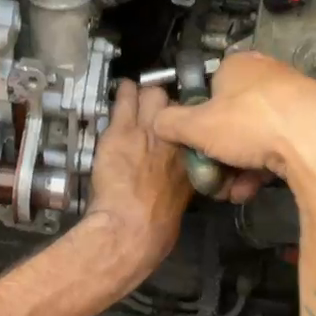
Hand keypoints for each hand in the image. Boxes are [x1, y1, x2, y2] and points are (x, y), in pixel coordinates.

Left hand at [81, 80, 193, 280]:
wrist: (131, 225)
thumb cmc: (156, 226)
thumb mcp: (181, 202)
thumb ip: (182, 183)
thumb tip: (177, 180)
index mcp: (193, 158)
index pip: (194, 126)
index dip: (184, 123)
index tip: (178, 125)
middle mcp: (176, 139)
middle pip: (177, 104)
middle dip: (168, 106)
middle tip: (156, 111)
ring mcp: (149, 131)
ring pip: (154, 95)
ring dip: (146, 96)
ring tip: (139, 97)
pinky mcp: (122, 131)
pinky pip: (125, 101)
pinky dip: (124, 93)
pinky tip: (122, 89)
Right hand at [151, 53, 315, 200]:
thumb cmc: (251, 124)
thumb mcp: (196, 126)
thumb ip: (170, 123)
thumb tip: (158, 122)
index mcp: (237, 65)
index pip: (206, 90)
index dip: (196, 122)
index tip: (194, 146)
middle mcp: (266, 75)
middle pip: (230, 119)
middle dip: (218, 153)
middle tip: (212, 176)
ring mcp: (293, 99)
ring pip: (253, 137)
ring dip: (237, 167)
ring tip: (233, 190)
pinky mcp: (313, 124)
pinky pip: (278, 146)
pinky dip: (263, 168)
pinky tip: (253, 189)